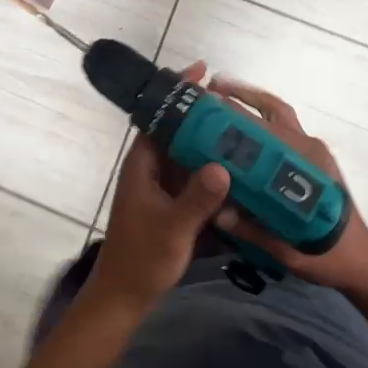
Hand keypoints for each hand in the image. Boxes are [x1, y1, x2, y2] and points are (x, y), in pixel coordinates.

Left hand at [89, 63, 230, 308]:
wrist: (125, 297)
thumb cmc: (142, 259)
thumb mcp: (172, 229)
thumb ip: (196, 199)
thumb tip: (222, 165)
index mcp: (142, 164)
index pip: (160, 116)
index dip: (180, 93)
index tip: (203, 71)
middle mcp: (150, 167)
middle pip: (176, 129)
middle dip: (202, 112)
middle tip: (236, 99)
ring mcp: (160, 185)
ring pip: (185, 151)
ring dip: (208, 138)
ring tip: (242, 124)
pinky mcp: (171, 202)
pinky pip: (191, 173)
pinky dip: (209, 165)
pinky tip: (235, 164)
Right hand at [208, 79, 367, 297]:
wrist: (362, 263)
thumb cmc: (328, 256)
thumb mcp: (289, 250)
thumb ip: (253, 231)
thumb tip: (216, 212)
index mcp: (306, 165)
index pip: (266, 131)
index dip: (236, 117)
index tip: (207, 109)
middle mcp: (310, 148)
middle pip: (272, 111)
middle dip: (240, 98)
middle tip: (208, 93)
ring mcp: (313, 150)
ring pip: (279, 114)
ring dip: (252, 101)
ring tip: (223, 93)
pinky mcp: (315, 157)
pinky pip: (285, 128)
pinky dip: (262, 117)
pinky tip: (242, 124)